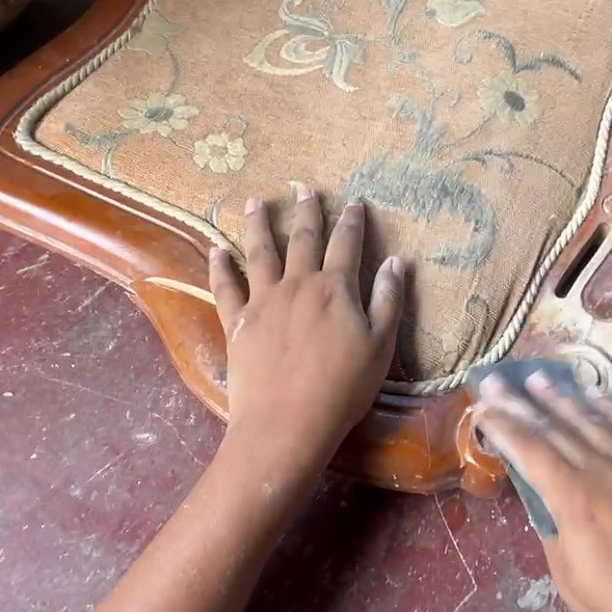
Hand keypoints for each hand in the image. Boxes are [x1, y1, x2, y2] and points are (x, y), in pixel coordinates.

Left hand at [207, 183, 404, 480]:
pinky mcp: (237, 323)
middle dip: (307, 211)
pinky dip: (219, 267)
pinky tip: (215, 250)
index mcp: (335, 289)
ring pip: (259, 252)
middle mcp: (298, 284)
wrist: (287, 424)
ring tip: (257, 202)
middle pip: (303, 239)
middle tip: (304, 187)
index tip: (356, 202)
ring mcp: (263, 301)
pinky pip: (225, 287)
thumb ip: (388, 300)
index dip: (353, 222)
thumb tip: (396, 261)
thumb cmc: (343, 388)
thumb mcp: (380, 345)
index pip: (347, 244)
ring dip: (259, 224)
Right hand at [472, 373, 611, 611]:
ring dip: (560, 396)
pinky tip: (593, 394)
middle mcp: (602, 471)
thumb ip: (551, 526)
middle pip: (554, 427)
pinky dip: (607, 408)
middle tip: (495, 380)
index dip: (502, 426)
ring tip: (537, 378)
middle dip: (520, 402)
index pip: (529, 449)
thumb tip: (542, 498)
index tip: (481, 409)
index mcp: (573, 498)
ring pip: (590, 420)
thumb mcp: (566, 575)